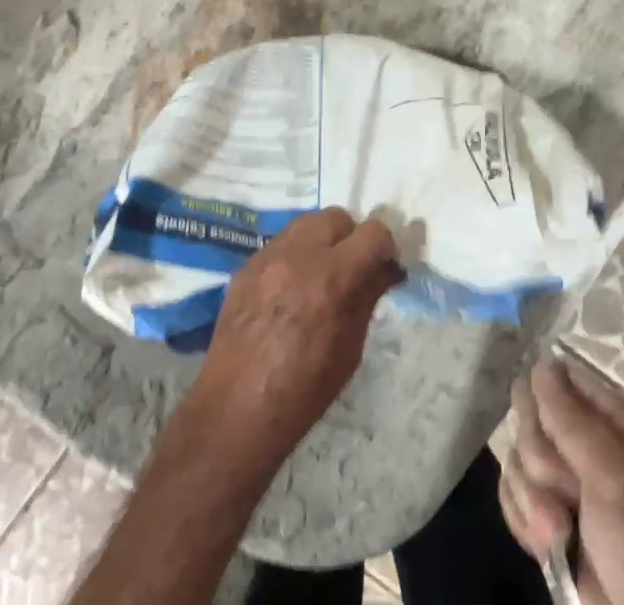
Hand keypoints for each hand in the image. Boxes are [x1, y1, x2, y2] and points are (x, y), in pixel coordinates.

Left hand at [187, 207, 401, 465]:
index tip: (384, 267)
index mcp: (331, 277)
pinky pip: (278, 245)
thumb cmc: (304, 389)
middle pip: (336, 217)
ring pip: (304, 225)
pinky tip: (291, 290)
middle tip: (352, 269)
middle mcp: (297, 256)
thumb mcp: (350, 347)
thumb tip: (386, 270)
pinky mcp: (244, 268)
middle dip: (351, 237)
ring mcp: (265, 258)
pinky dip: (293, 256)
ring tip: (321, 276)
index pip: (373, 232)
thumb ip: (368, 297)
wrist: (238, 407)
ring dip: (320, 241)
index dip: (385, 247)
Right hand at [499, 359, 623, 604]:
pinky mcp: (545, 515)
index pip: (563, 381)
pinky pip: (512, 496)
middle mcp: (588, 446)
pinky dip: (525, 523)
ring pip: (516, 462)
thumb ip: (573, 421)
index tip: (542, 425)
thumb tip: (540, 363)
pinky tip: (548, 545)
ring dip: (532, 502)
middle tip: (567, 490)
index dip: (544, 401)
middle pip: (530, 422)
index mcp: (616, 425)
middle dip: (540, 463)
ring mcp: (565, 482)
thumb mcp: (614, 477)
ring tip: (561, 532)